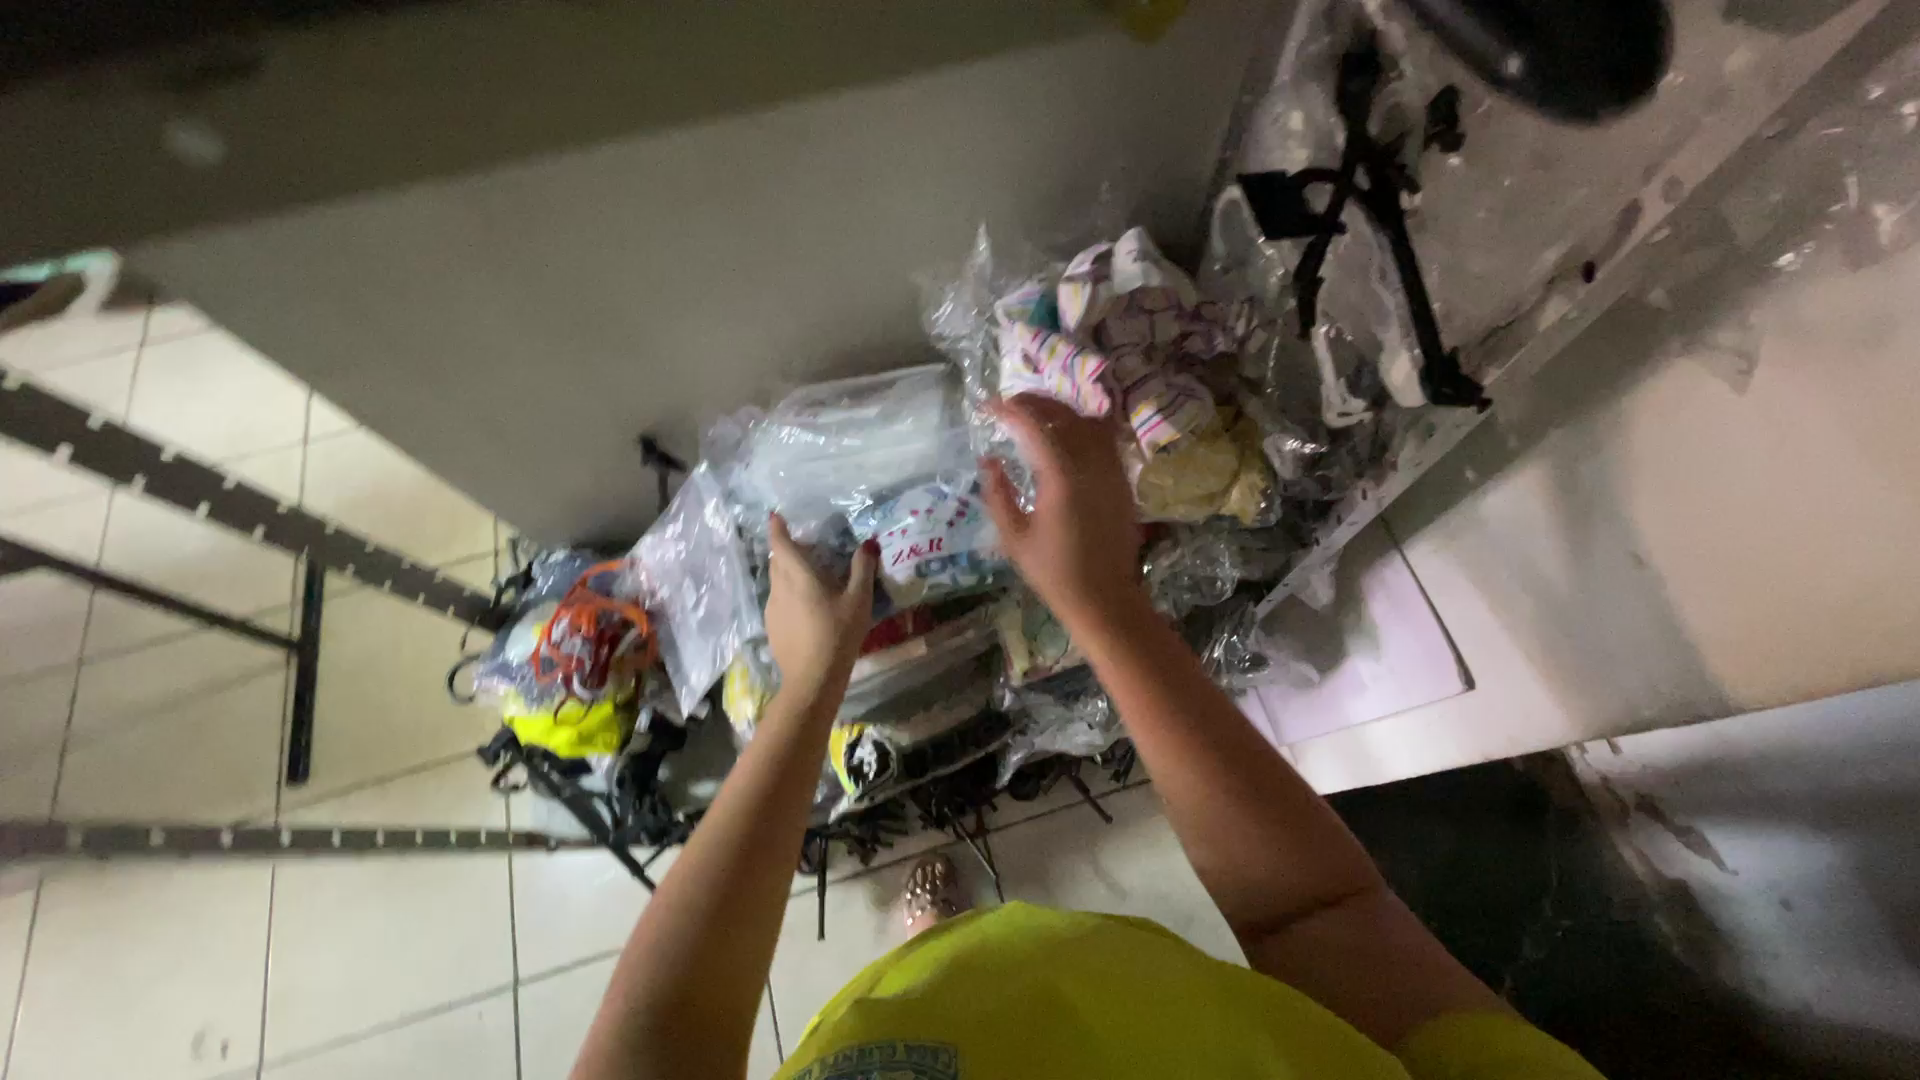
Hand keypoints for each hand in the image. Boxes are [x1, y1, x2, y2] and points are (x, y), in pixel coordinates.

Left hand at [764, 513, 877, 698]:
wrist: (812, 678)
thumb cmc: (838, 634)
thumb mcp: (858, 600)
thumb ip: (862, 569)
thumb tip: (868, 544)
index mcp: (798, 575)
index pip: (780, 543)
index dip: (776, 528)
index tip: (775, 516)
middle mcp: (779, 587)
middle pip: (777, 561)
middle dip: (785, 549)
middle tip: (804, 546)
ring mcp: (772, 609)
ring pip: (777, 581)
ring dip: (787, 573)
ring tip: (809, 578)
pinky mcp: (772, 627)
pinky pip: (778, 600)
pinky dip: (788, 594)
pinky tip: (806, 609)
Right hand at [980, 394, 1144, 626]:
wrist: (1105, 598)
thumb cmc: (1054, 573)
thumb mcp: (1014, 537)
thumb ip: (998, 494)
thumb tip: (988, 461)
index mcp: (1060, 477)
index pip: (1034, 426)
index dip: (1009, 410)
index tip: (988, 406)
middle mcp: (1091, 465)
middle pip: (1064, 414)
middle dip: (1035, 402)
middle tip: (1011, 405)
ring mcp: (1112, 470)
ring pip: (1089, 421)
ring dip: (1062, 411)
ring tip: (1038, 416)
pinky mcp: (1123, 481)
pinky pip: (1105, 439)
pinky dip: (1084, 427)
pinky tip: (1067, 436)